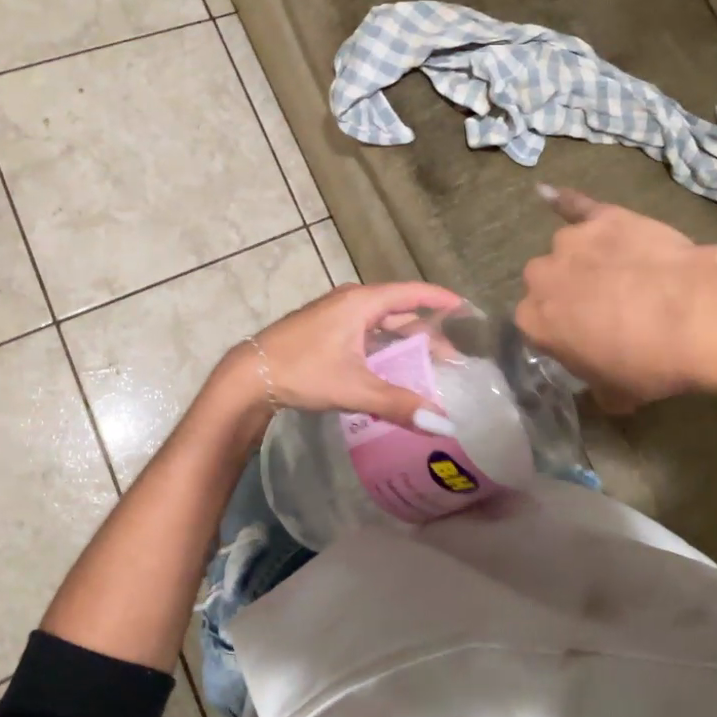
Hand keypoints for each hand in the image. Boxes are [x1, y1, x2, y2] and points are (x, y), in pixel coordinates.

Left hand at [209, 282, 465, 433]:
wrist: (249, 377)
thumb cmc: (303, 371)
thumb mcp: (354, 388)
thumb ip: (399, 404)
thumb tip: (443, 424)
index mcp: (361, 302)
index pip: (412, 293)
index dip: (440, 299)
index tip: (467, 309)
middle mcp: (351, 301)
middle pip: (399, 310)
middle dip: (428, 331)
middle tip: (455, 355)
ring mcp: (335, 315)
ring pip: (381, 324)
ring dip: (405, 341)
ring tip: (431, 364)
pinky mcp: (325, 331)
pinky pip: (366, 333)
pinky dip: (385, 347)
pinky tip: (394, 369)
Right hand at [516, 186, 701, 412]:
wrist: (695, 314)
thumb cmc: (650, 361)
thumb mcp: (618, 395)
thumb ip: (596, 388)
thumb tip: (600, 390)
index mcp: (535, 322)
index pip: (537, 326)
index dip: (563, 334)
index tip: (587, 341)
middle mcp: (540, 277)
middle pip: (547, 284)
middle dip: (569, 294)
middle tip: (606, 309)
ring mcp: (570, 241)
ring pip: (569, 251)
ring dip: (585, 260)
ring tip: (623, 273)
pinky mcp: (602, 216)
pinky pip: (576, 206)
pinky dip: (565, 202)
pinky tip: (551, 194)